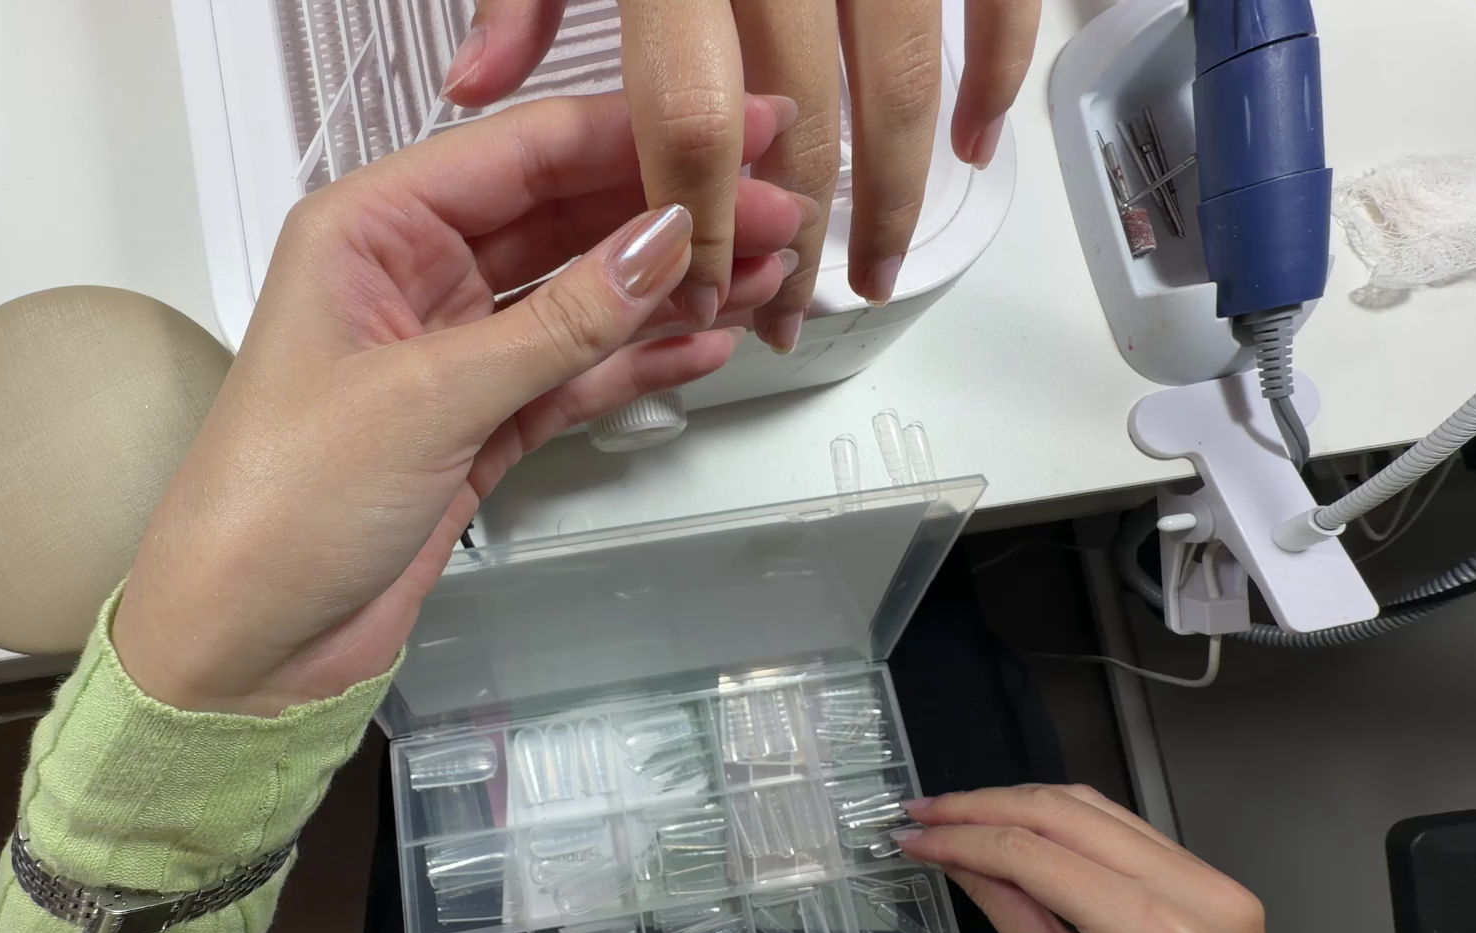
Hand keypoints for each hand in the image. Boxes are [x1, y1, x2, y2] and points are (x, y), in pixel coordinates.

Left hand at [110, 92, 810, 716]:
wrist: (261, 635)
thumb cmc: (282, 505)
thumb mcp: (430, 395)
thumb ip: (556, 321)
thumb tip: (659, 245)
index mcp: (371, 230)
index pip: (525, 155)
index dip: (636, 139)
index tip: (733, 133)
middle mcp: (415, 279)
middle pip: (566, 224)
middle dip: (669, 220)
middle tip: (770, 215)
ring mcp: (457, 355)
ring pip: (581, 304)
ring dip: (666, 294)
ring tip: (758, 280)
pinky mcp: (483, 422)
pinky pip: (574, 376)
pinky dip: (635, 364)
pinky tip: (699, 347)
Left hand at [441, 0, 1040, 351]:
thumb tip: (477, 85)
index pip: (689, 130)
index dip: (699, 228)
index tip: (700, 293)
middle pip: (798, 130)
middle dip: (797, 242)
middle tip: (793, 318)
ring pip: (901, 84)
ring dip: (897, 197)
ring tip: (879, 275)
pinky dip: (997, 71)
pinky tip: (982, 148)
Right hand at [896, 785, 1313, 932]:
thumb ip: (1005, 908)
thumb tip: (945, 854)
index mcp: (1154, 929)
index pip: (1031, 853)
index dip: (960, 838)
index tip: (911, 836)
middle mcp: (1189, 885)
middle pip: (1057, 811)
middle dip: (978, 805)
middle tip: (921, 811)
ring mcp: (1205, 872)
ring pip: (1085, 803)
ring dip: (1012, 800)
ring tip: (956, 812)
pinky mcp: (1206, 872)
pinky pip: (1114, 821)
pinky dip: (1054, 812)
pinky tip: (1013, 820)